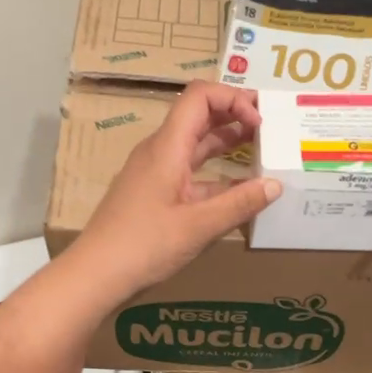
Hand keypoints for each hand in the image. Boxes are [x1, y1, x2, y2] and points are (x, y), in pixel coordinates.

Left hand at [64, 81, 282, 300]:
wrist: (95, 275)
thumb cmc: (144, 246)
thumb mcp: (198, 226)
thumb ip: (239, 203)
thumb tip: (276, 184)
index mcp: (167, 147)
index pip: (200, 97)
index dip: (234, 98)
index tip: (260, 123)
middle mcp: (160, 153)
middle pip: (199, 118)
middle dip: (235, 117)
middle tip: (271, 128)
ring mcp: (154, 175)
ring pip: (195, 148)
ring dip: (227, 146)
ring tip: (262, 153)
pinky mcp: (153, 197)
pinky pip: (190, 176)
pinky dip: (215, 178)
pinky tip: (238, 194)